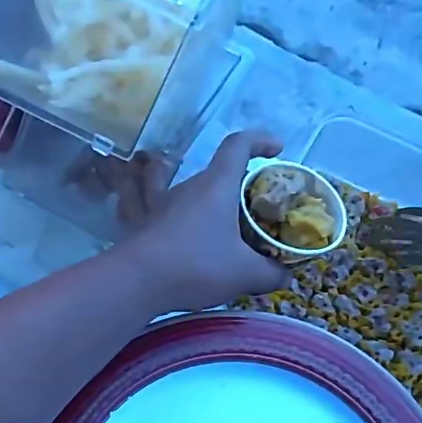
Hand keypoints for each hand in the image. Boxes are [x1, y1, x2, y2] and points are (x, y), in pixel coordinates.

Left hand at [116, 130, 290, 310]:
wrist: (135, 282)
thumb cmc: (195, 266)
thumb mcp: (243, 274)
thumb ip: (269, 273)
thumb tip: (286, 276)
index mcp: (216, 186)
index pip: (238, 144)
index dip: (260, 140)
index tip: (276, 150)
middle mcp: (186, 188)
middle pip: (215, 172)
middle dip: (236, 182)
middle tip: (253, 206)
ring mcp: (159, 205)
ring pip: (185, 190)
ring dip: (202, 198)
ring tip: (219, 221)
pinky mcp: (143, 226)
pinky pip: (159, 210)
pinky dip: (172, 216)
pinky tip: (180, 234)